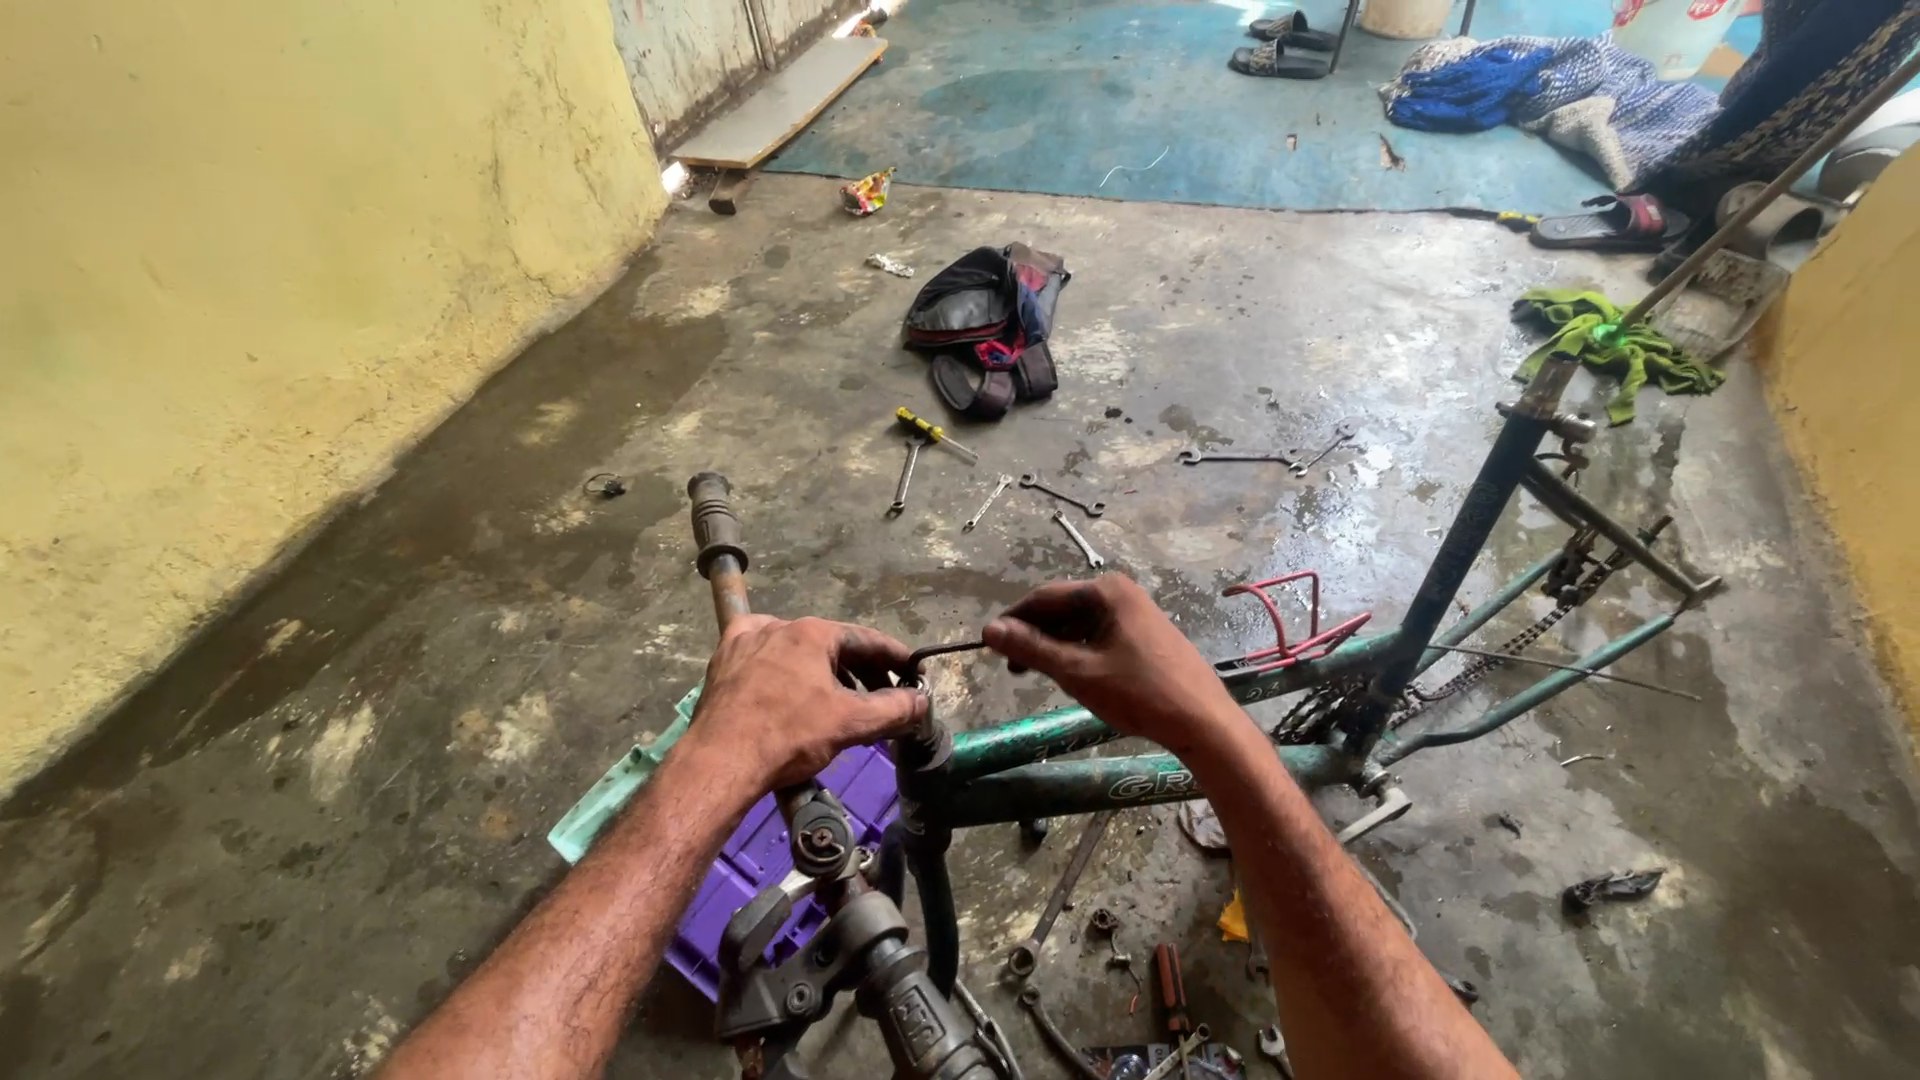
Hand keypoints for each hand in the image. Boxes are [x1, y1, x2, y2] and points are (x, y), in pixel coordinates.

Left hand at [688, 615, 928, 789]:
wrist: (720, 761)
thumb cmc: (789, 736)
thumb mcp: (851, 723)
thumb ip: (893, 708)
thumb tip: (922, 701)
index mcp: (813, 633)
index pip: (867, 639)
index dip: (895, 656)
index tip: (913, 672)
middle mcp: (780, 626)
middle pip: (833, 644)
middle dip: (862, 669)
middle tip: (883, 693)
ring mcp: (746, 641)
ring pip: (798, 648)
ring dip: (825, 670)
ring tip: (840, 698)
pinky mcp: (723, 661)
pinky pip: (761, 653)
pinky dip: (782, 663)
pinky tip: (787, 679)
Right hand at [982, 575, 1245, 754]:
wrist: (1202, 721)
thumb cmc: (1138, 692)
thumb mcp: (1077, 671)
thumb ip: (1031, 648)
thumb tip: (989, 630)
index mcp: (1106, 591)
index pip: (1044, 597)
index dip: (1014, 620)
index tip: (989, 644)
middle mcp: (1122, 593)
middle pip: (1063, 609)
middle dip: (1035, 635)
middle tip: (1011, 666)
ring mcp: (1137, 613)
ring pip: (1081, 624)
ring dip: (1055, 646)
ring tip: (1037, 674)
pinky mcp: (1146, 635)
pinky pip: (1100, 635)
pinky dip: (1079, 652)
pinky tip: (1072, 675)